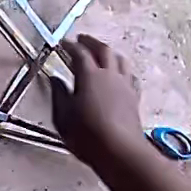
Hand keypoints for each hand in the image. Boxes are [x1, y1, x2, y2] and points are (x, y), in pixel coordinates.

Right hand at [49, 35, 150, 167]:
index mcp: (89, 76)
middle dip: (92, 42)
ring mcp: (125, 85)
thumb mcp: (64, 117)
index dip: (70, 46)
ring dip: (109, 52)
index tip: (63, 44)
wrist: (120, 150)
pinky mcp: (134, 97)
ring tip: (102, 52)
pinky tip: (121, 74)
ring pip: (120, 59)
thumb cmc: (88, 135)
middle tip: (82, 39)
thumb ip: (59, 95)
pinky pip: (130, 75)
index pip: (80, 53)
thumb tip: (55, 79)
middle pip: (103, 50)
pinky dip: (123, 69)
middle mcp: (109, 75)